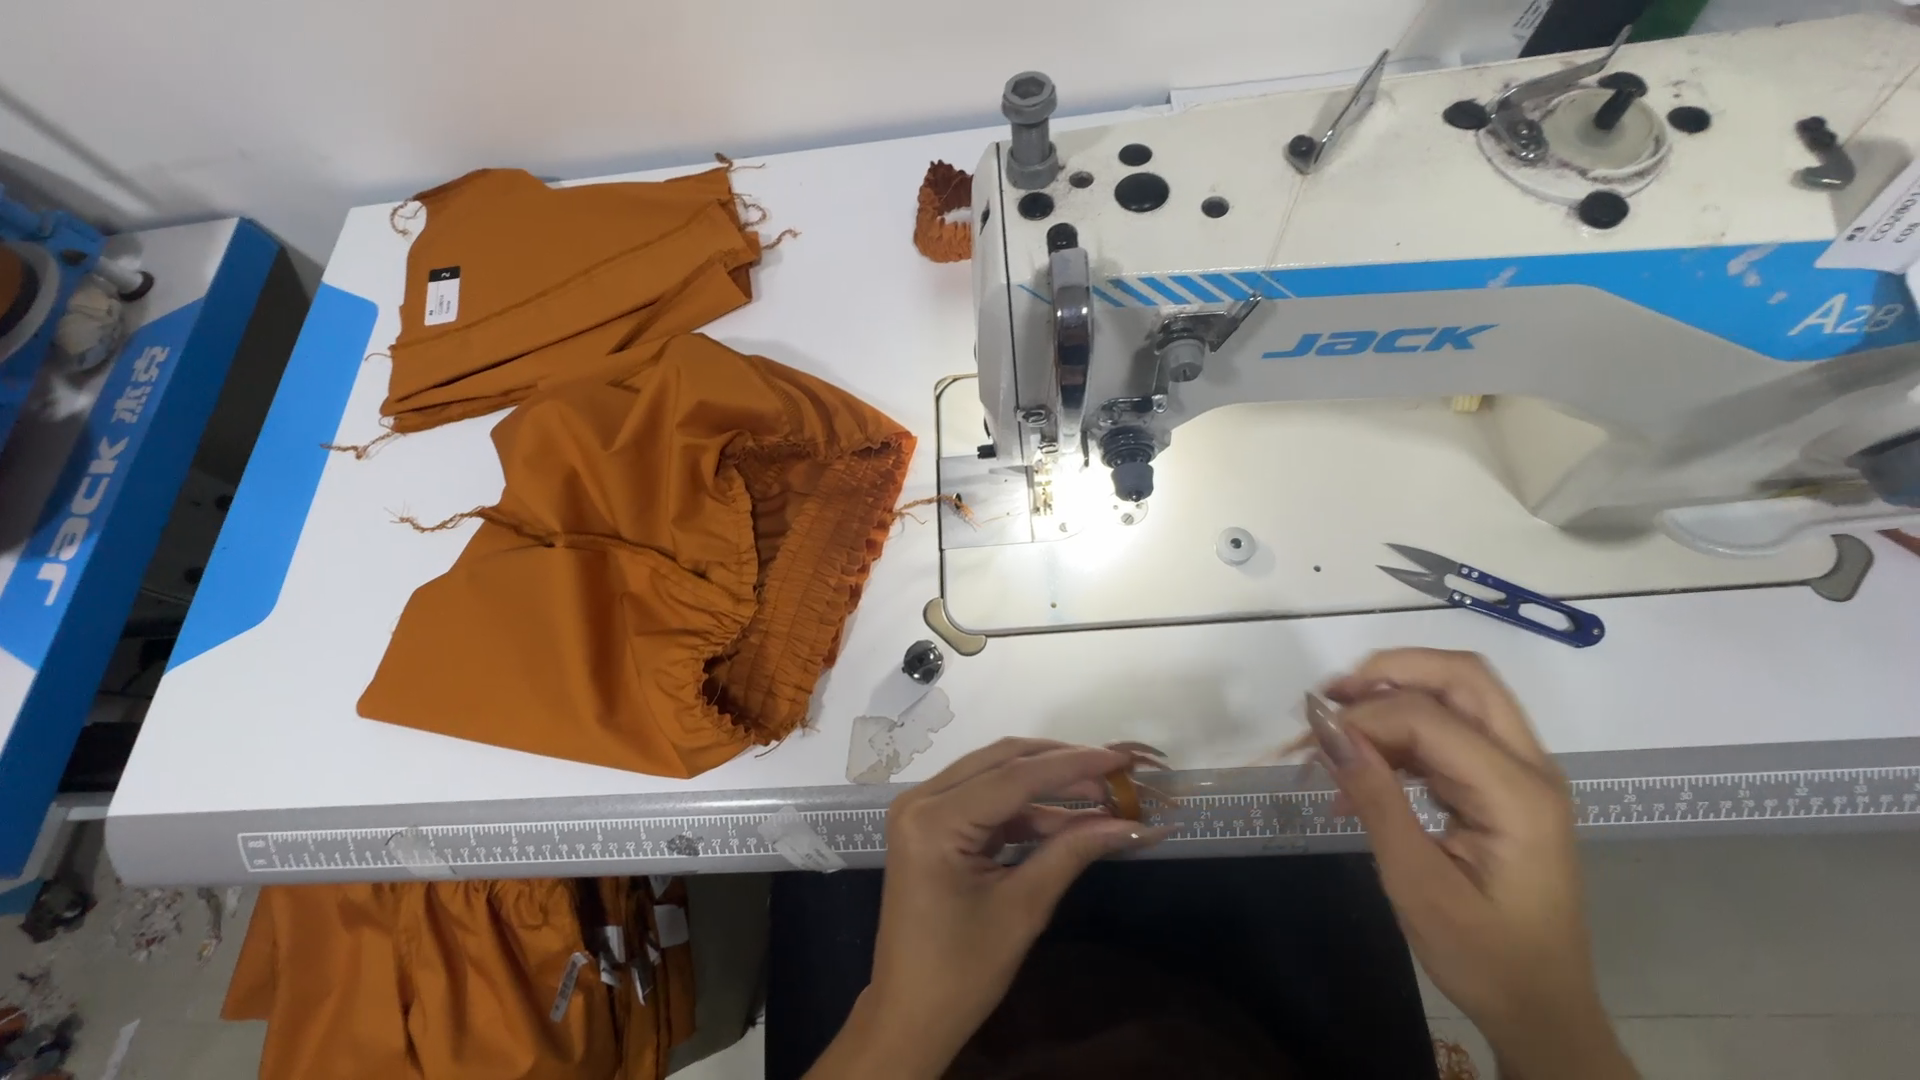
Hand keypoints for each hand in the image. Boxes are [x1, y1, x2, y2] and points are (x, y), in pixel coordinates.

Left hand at [806, 738, 1165, 1078]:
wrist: (909, 1015)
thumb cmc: (961, 971)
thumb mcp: (1023, 908)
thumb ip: (1072, 852)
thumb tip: (1132, 823)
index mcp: (934, 820)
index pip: (1014, 776)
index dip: (1073, 764)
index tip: (1121, 759)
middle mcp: (921, 800)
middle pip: (1001, 762)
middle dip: (1060, 763)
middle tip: (1114, 770)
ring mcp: (922, 811)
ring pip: (994, 775)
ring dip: (1046, 782)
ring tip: (1101, 793)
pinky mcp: (931, 825)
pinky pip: (985, 800)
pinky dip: (1026, 807)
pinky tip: (1067, 816)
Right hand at [1312, 649, 1635, 1079]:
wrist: (1540, 1008)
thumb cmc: (1481, 956)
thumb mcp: (1416, 882)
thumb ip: (1374, 797)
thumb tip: (1326, 729)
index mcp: (1518, 795)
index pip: (1429, 717)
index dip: (1363, 719)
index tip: (1312, 744)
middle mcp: (1529, 768)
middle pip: (1463, 677)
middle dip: (1390, 671)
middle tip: (1331, 695)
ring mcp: (1520, 774)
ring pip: (1458, 695)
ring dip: (1394, 694)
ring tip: (1336, 722)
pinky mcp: (1502, 785)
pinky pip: (1452, 729)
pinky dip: (1403, 728)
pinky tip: (1364, 760)